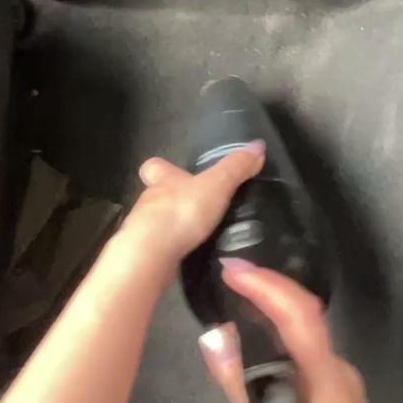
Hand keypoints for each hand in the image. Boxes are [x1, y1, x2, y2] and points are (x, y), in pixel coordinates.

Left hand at [114, 143, 265, 260]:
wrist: (150, 254)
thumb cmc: (181, 211)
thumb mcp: (217, 184)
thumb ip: (236, 168)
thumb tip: (258, 145)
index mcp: (163, 180)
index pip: (154, 166)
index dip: (163, 167)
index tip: (175, 171)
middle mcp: (149, 202)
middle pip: (157, 196)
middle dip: (173, 201)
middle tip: (197, 209)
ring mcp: (144, 229)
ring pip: (158, 223)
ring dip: (174, 227)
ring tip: (199, 236)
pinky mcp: (147, 254)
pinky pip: (161, 248)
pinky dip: (173, 251)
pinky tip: (190, 256)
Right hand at [199, 263, 393, 402]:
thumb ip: (241, 386)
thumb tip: (215, 338)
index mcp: (324, 375)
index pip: (298, 312)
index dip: (267, 284)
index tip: (233, 269)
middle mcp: (338, 367)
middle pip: (303, 314)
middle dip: (265, 288)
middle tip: (228, 279)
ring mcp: (342, 378)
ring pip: (304, 334)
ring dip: (272, 313)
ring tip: (234, 305)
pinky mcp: (338, 390)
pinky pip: (306, 353)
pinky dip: (279, 339)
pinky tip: (256, 349)